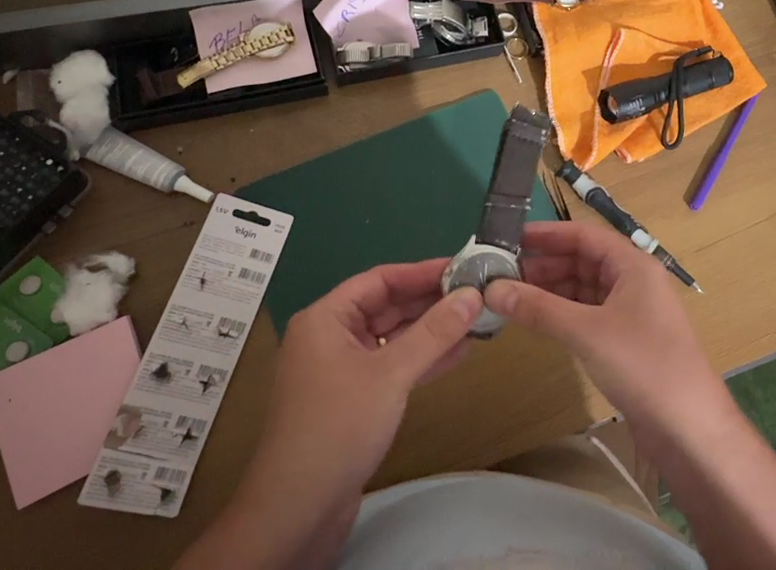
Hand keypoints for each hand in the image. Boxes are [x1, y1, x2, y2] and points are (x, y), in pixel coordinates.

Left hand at [250, 260, 482, 507]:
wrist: (298, 509)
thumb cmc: (337, 428)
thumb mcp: (390, 374)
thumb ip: (434, 333)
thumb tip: (472, 295)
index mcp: (326, 319)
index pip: (380, 280)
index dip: (422, 272)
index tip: (463, 267)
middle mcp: (330, 337)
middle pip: (387, 306)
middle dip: (431, 301)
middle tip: (478, 292)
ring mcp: (341, 370)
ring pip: (393, 337)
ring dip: (432, 330)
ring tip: (477, 319)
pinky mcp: (354, 399)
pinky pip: (393, 365)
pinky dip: (423, 358)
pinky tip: (458, 352)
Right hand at [486, 221, 725, 428]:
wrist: (689, 428)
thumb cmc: (643, 365)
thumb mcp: (585, 331)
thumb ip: (538, 308)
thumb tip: (491, 289)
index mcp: (633, 266)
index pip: (584, 236)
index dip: (547, 234)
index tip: (509, 238)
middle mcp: (634, 282)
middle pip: (583, 261)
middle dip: (544, 265)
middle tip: (501, 274)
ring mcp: (632, 313)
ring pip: (584, 290)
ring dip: (550, 291)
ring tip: (511, 297)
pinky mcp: (627, 342)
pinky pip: (589, 315)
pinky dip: (562, 314)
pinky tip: (537, 322)